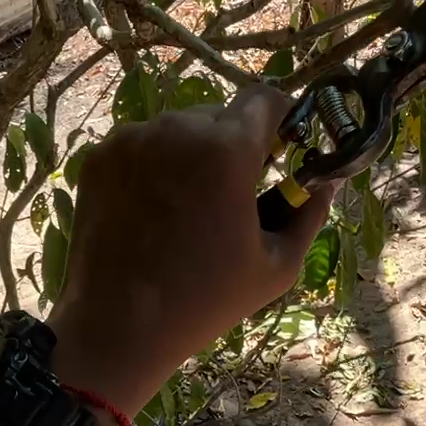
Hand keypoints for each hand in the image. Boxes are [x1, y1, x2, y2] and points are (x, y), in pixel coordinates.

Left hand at [45, 84, 332, 413]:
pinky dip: (151, 169)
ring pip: (175, 132)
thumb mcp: (275, 267)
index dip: (280, 121)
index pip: (265, 99)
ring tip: (185, 211)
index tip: (280, 150)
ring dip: (190, 157)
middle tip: (230, 195)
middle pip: (219, 117)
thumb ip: (308, 215)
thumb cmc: (203, 303)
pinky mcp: (98, 159)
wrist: (117, 327)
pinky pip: (139, 148)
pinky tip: (150, 214)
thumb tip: (326, 185)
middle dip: (232, 147)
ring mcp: (131, 140)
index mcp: (227, 149)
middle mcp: (177, 128)